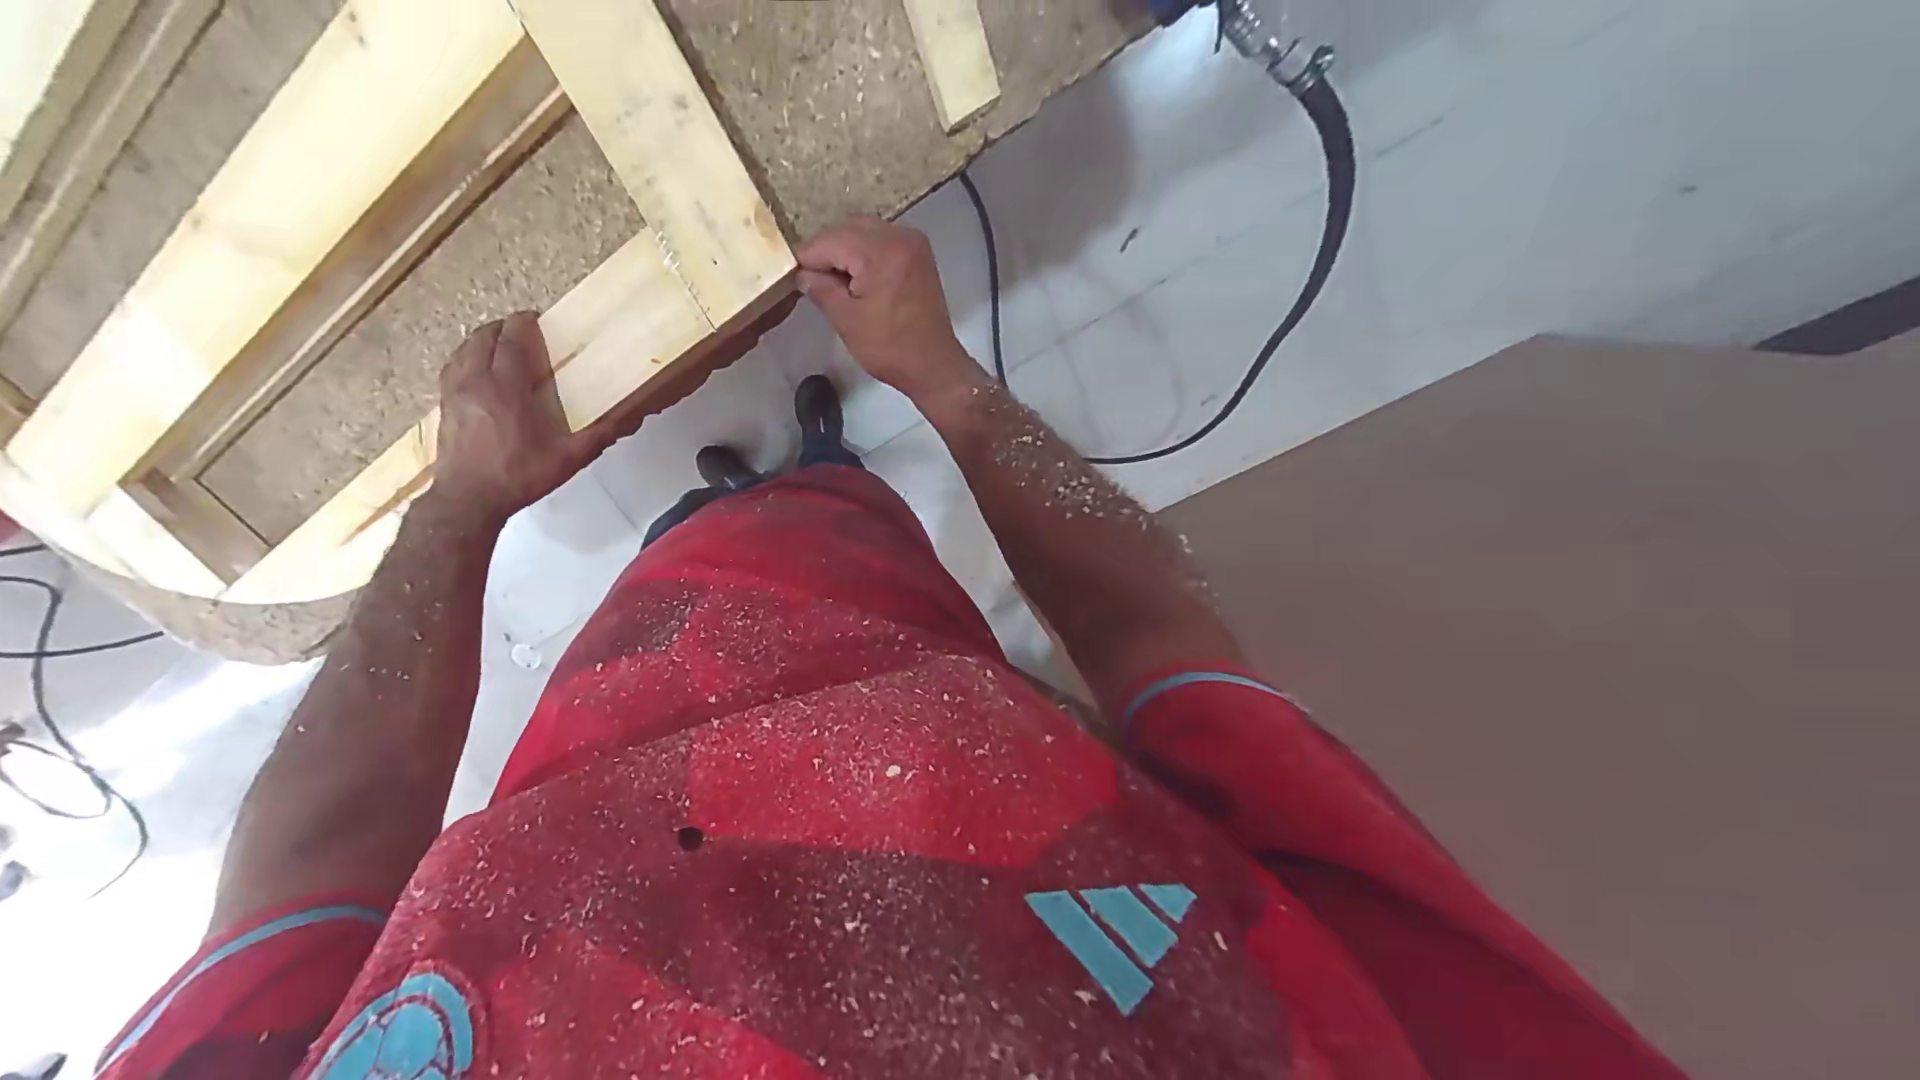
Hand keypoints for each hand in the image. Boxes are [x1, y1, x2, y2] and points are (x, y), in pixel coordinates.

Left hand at [428, 312, 616, 527]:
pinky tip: (476, 369)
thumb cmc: (519, 475)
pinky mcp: (444, 405)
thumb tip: (627, 422)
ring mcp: (454, 392)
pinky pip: (452, 368)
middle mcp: (475, 382)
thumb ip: (597, 437)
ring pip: (463, 350)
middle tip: (520, 328)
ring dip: (481, 340)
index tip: (534, 317)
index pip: (511, 342)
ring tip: (499, 344)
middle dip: (501, 327)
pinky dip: (466, 358)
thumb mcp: (567, 459)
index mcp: (506, 388)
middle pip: (482, 338)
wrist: (469, 499)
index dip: (522, 324)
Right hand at [796, 216, 986, 400]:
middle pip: (849, 229)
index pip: (830, 241)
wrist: (934, 366)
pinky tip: (858, 281)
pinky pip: (884, 243)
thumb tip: (803, 275)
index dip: (808, 258)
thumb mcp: (847, 320)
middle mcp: (901, 237)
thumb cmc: (891, 348)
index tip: (793, 277)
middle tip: (814, 282)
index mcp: (882, 251)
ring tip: (836, 285)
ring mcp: (914, 245)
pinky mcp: (920, 257)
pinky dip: (867, 256)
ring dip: (847, 253)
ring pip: (866, 233)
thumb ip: (821, 290)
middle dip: (828, 252)